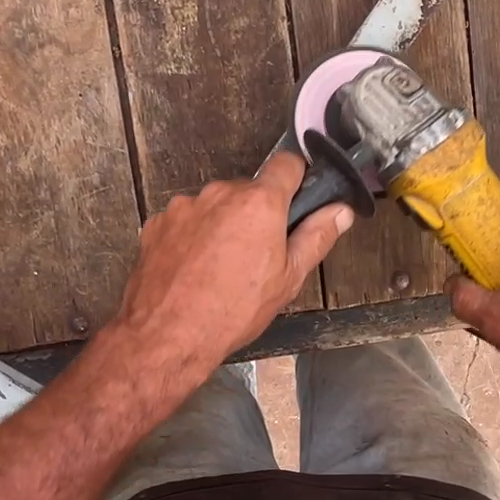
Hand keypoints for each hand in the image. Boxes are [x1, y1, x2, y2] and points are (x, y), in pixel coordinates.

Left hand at [109, 151, 351, 371]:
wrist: (168, 335)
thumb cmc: (232, 311)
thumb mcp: (288, 279)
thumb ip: (317, 237)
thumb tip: (340, 211)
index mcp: (259, 203)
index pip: (287, 164)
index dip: (296, 179)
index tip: (297, 200)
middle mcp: (220, 194)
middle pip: (248, 191)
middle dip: (256, 214)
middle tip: (259, 254)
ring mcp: (185, 206)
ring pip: (215, 207)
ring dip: (222, 226)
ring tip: (221, 268)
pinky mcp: (159, 223)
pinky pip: (186, 221)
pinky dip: (193, 238)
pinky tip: (194, 270)